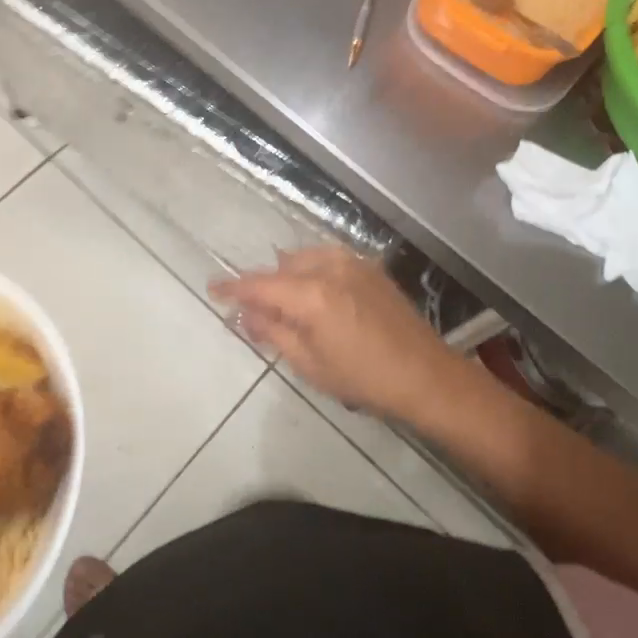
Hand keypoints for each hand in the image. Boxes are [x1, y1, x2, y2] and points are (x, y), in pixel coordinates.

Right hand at [211, 246, 464, 421]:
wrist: (425, 375)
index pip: (260, 284)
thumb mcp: (310, 364)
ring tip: (284, 303)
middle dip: (264, 285)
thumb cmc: (364, 378)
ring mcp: (353, 263)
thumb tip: (245, 315)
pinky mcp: (370, 268)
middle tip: (253, 311)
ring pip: (305, 259)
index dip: (234, 288)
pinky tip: (314, 293)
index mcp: (311, 294)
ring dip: (289, 275)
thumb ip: (273, 332)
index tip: (212, 289)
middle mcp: (329, 268)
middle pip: (282, 267)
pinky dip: (312, 271)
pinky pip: (328, 260)